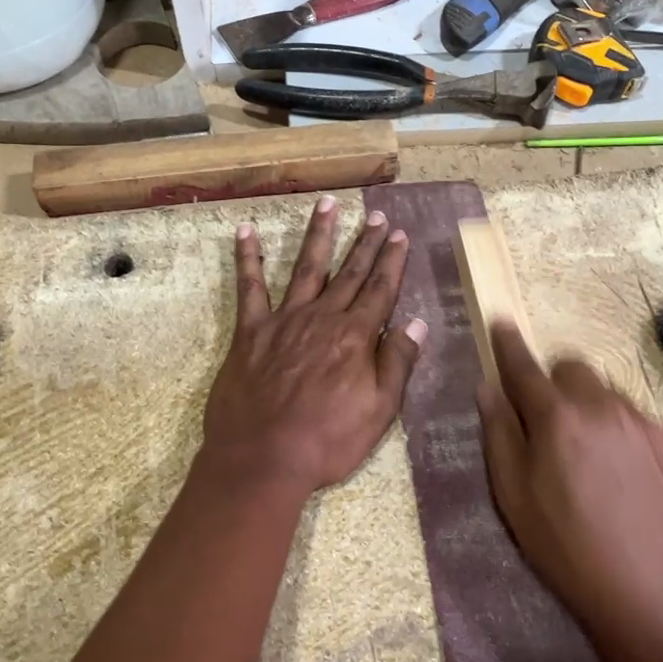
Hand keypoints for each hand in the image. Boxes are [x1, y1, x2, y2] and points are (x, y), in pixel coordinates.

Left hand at [198, 195, 427, 501]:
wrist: (262, 457)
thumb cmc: (327, 441)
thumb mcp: (379, 411)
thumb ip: (398, 363)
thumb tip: (416, 322)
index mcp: (356, 338)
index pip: (380, 290)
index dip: (392, 261)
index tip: (400, 235)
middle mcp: (323, 319)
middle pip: (350, 273)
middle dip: (366, 243)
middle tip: (377, 215)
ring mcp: (284, 321)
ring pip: (306, 268)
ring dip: (319, 235)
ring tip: (327, 204)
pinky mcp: (250, 332)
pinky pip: (249, 288)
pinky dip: (248, 258)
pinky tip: (246, 231)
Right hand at [477, 324, 662, 645]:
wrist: (654, 591)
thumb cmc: (567, 548)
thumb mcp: (513, 498)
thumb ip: (499, 436)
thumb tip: (489, 390)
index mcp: (556, 417)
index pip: (523, 366)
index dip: (508, 343)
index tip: (501, 321)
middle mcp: (601, 406)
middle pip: (571, 366)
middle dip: (552, 380)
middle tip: (544, 419)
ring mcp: (641, 421)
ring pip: (604, 391)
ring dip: (585, 404)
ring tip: (583, 454)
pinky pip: (632, 416)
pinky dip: (615, 428)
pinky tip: (617, 474)